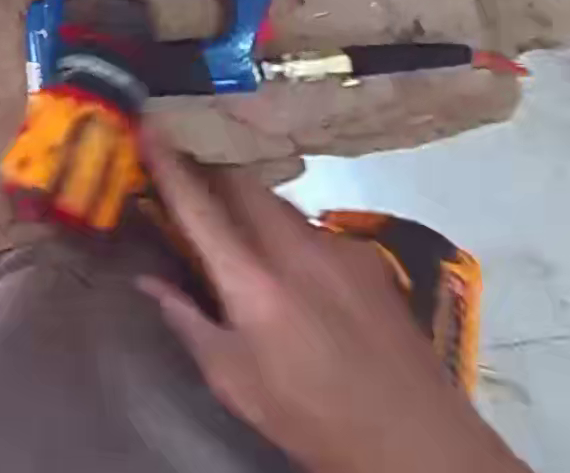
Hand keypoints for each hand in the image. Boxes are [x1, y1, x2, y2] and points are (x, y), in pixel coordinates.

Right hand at [138, 131, 529, 472]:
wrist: (422, 447)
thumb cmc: (312, 418)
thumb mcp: (234, 381)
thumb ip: (186, 321)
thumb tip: (146, 280)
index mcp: (251, 283)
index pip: (199, 208)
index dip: (170, 165)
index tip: (150, 128)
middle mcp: (292, 249)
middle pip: (240, 181)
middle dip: (210, 169)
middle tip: (189, 174)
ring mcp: (334, 246)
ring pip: (275, 199)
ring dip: (247, 198)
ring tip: (236, 219)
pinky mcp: (364, 255)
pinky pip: (310, 224)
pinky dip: (286, 229)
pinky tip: (295, 266)